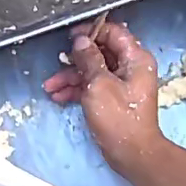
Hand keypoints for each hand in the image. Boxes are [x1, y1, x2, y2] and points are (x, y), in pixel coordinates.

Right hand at [43, 20, 166, 177]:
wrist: (132, 154)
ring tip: (50, 86)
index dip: (91, 31)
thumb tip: (80, 41)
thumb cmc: (120, 120)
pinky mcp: (113, 100)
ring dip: (71, 77)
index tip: (71, 36)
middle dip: (76, 59)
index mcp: (135, 59)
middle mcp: (131, 68)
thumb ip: (88, 59)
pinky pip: (92, 87)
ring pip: (92, 71)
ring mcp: (122, 84)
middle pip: (100, 52)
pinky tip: (58, 97)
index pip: (113, 32)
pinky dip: (76, 90)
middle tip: (58, 63)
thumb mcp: (99, 85)